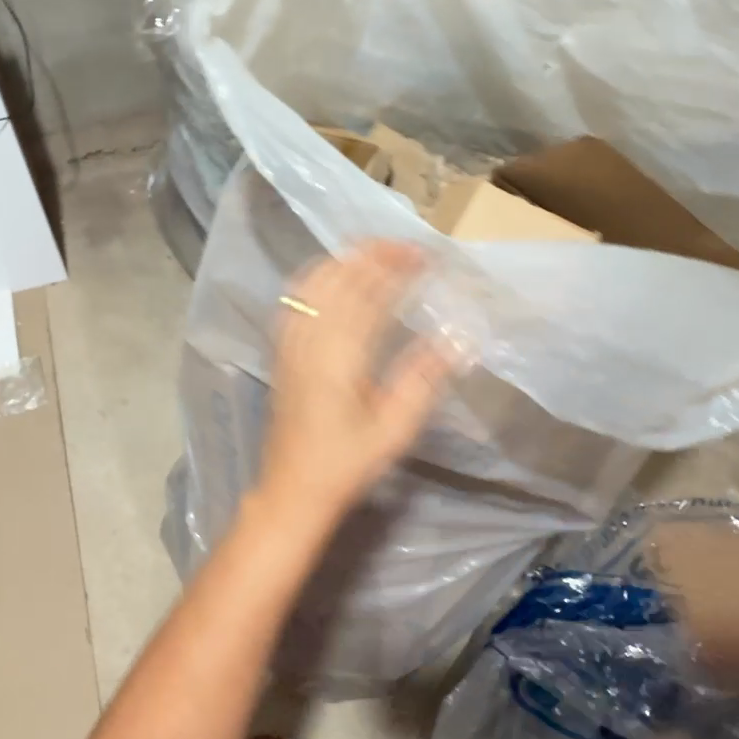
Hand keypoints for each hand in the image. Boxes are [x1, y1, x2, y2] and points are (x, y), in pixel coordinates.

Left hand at [245, 241, 458, 540]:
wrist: (292, 490)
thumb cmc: (347, 463)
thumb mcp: (395, 429)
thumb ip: (423, 379)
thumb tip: (458, 337)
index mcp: (341, 355)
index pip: (371, 292)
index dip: (398, 267)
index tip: (426, 256)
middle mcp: (311, 340)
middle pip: (340, 278)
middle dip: (373, 255)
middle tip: (407, 249)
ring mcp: (290, 344)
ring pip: (314, 284)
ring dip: (345, 261)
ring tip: (376, 255)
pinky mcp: (281, 354)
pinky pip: (295, 301)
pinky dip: (317, 279)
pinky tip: (332, 279)